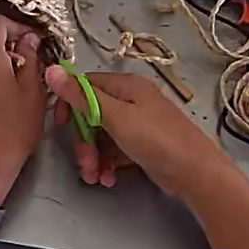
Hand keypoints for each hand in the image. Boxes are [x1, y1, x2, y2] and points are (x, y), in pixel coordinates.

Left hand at [0, 14, 49, 199]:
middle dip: (11, 45)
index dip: (17, 25)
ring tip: (22, 83)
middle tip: (33, 63)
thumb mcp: (33, 92)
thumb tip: (30, 38)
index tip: (34, 40)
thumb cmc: (13, 129)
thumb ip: (31, 59)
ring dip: (1, 62)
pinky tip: (5, 96)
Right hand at [45, 67, 243, 201]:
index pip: (85, 85)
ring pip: (102, 136)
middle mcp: (131, 99)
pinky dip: (109, 163)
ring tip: (95, 177)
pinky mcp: (143, 144)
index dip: (69, 104)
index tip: (61, 126)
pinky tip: (109, 179)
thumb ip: (82, 96)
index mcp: (125, 85)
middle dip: (84, 141)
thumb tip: (51, 70)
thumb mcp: (115, 117)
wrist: (197, 173)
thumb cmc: (156, 140)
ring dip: (94, 156)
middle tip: (84, 163)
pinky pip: (116, 150)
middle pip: (92, 114)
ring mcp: (138, 123)